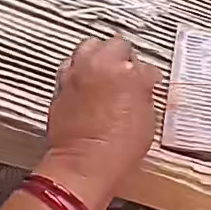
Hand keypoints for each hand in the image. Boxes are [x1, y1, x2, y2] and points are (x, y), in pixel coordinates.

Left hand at [43, 35, 162, 191]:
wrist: (84, 164)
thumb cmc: (119, 148)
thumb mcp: (147, 120)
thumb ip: (145, 95)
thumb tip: (142, 87)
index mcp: (131, 74)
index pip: (146, 67)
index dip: (149, 77)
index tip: (149, 84)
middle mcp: (103, 66)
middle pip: (116, 45)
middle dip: (124, 56)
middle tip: (128, 71)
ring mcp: (79, 73)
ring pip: (90, 46)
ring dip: (99, 55)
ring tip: (105, 70)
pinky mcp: (61, 85)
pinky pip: (71, 66)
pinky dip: (79, 69)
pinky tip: (86, 82)